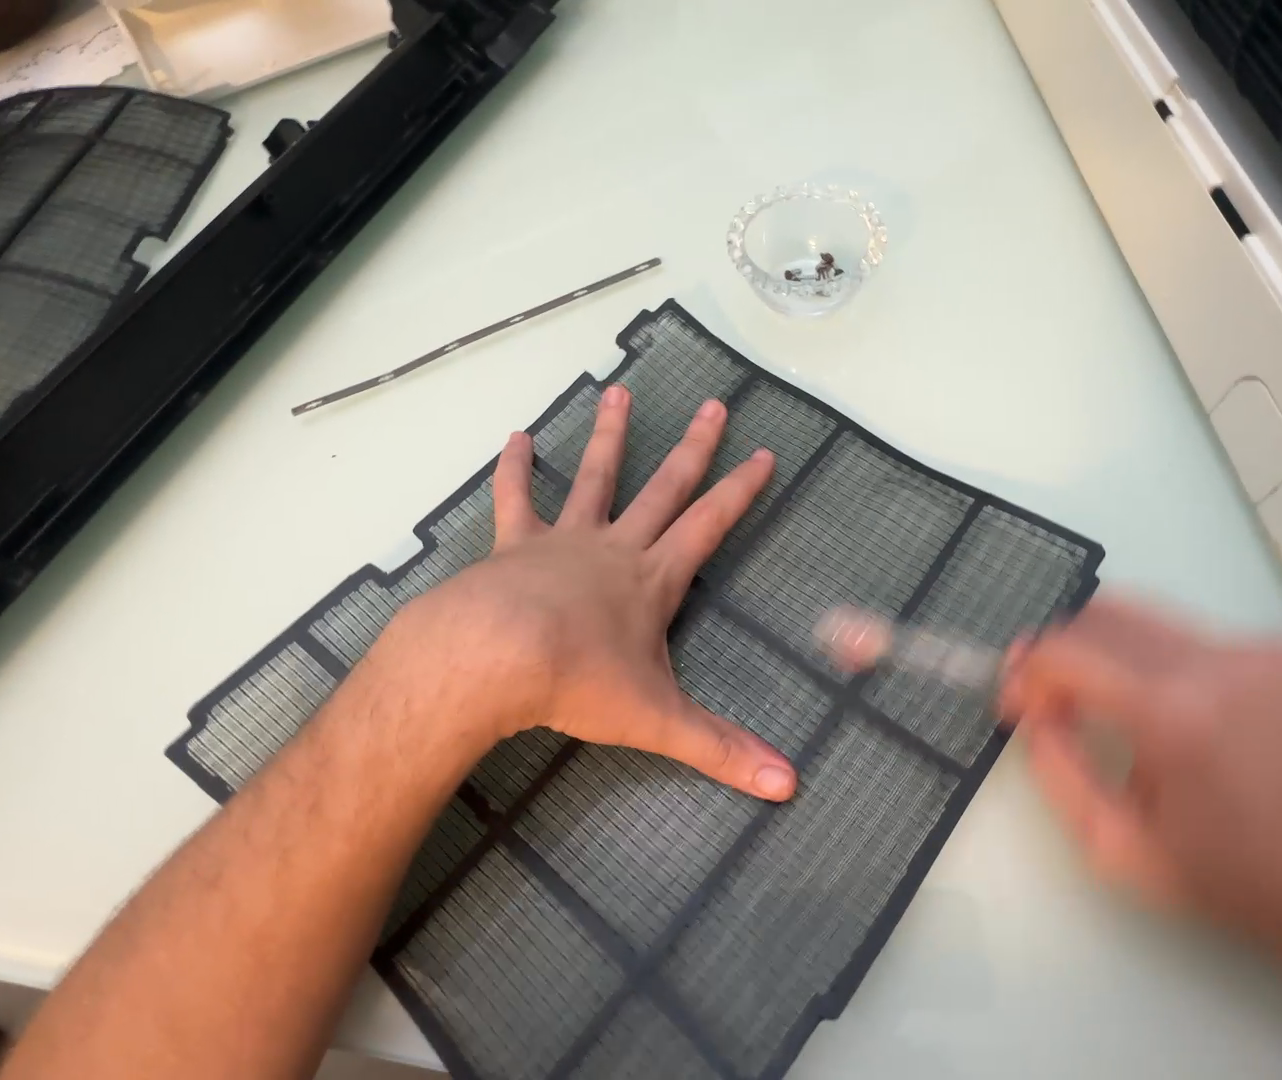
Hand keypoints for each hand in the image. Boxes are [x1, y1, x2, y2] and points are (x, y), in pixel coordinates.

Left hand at [352, 383, 796, 800]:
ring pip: (594, 476)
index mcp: (653, 579)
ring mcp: (563, 539)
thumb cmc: (579, 683)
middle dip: (694, 448)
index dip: (740, 490)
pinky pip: (515, 498)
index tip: (764, 452)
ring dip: (611, 435)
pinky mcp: (514, 544)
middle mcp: (615, 547)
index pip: (710, 525)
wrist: (492, 659)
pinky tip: (514, 437)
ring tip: (619, 392)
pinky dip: (514, 468)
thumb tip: (788, 786)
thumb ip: (722, 750)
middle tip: (714, 404)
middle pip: (664, 487)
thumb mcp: (660, 722)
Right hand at [998, 596, 1281, 965]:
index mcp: (1173, 712)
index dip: (1024, 669)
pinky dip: (1190, 674)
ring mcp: (1277, 649)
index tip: (1017, 701)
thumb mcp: (1128, 852)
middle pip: (1108, 612)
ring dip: (1128, 661)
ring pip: (1165, 627)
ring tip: (1144, 723)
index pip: (1064, 649)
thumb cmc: (1258, 889)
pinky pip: (1223, 647)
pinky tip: (1217, 729)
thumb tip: (1036, 716)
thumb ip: (1059, 772)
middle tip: (1056, 692)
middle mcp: (1223, 658)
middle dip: (1065, 646)